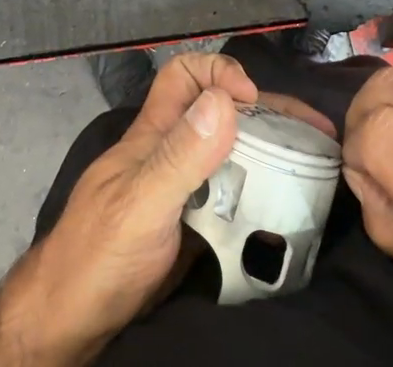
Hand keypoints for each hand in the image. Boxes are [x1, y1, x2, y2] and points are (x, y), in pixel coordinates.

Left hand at [0, 54, 335, 365]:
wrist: (73, 321)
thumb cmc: (98, 254)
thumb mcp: (140, 202)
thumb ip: (179, 156)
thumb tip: (224, 100)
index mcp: (152, 135)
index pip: (184, 75)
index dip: (218, 71)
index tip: (251, 100)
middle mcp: (171, 155)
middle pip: (221, 114)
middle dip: (266, 113)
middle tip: (317, 132)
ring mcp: (183, 192)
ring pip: (232, 156)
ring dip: (271, 154)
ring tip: (318, 165)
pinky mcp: (194, 228)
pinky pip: (235, 199)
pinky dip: (263, 196)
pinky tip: (292, 207)